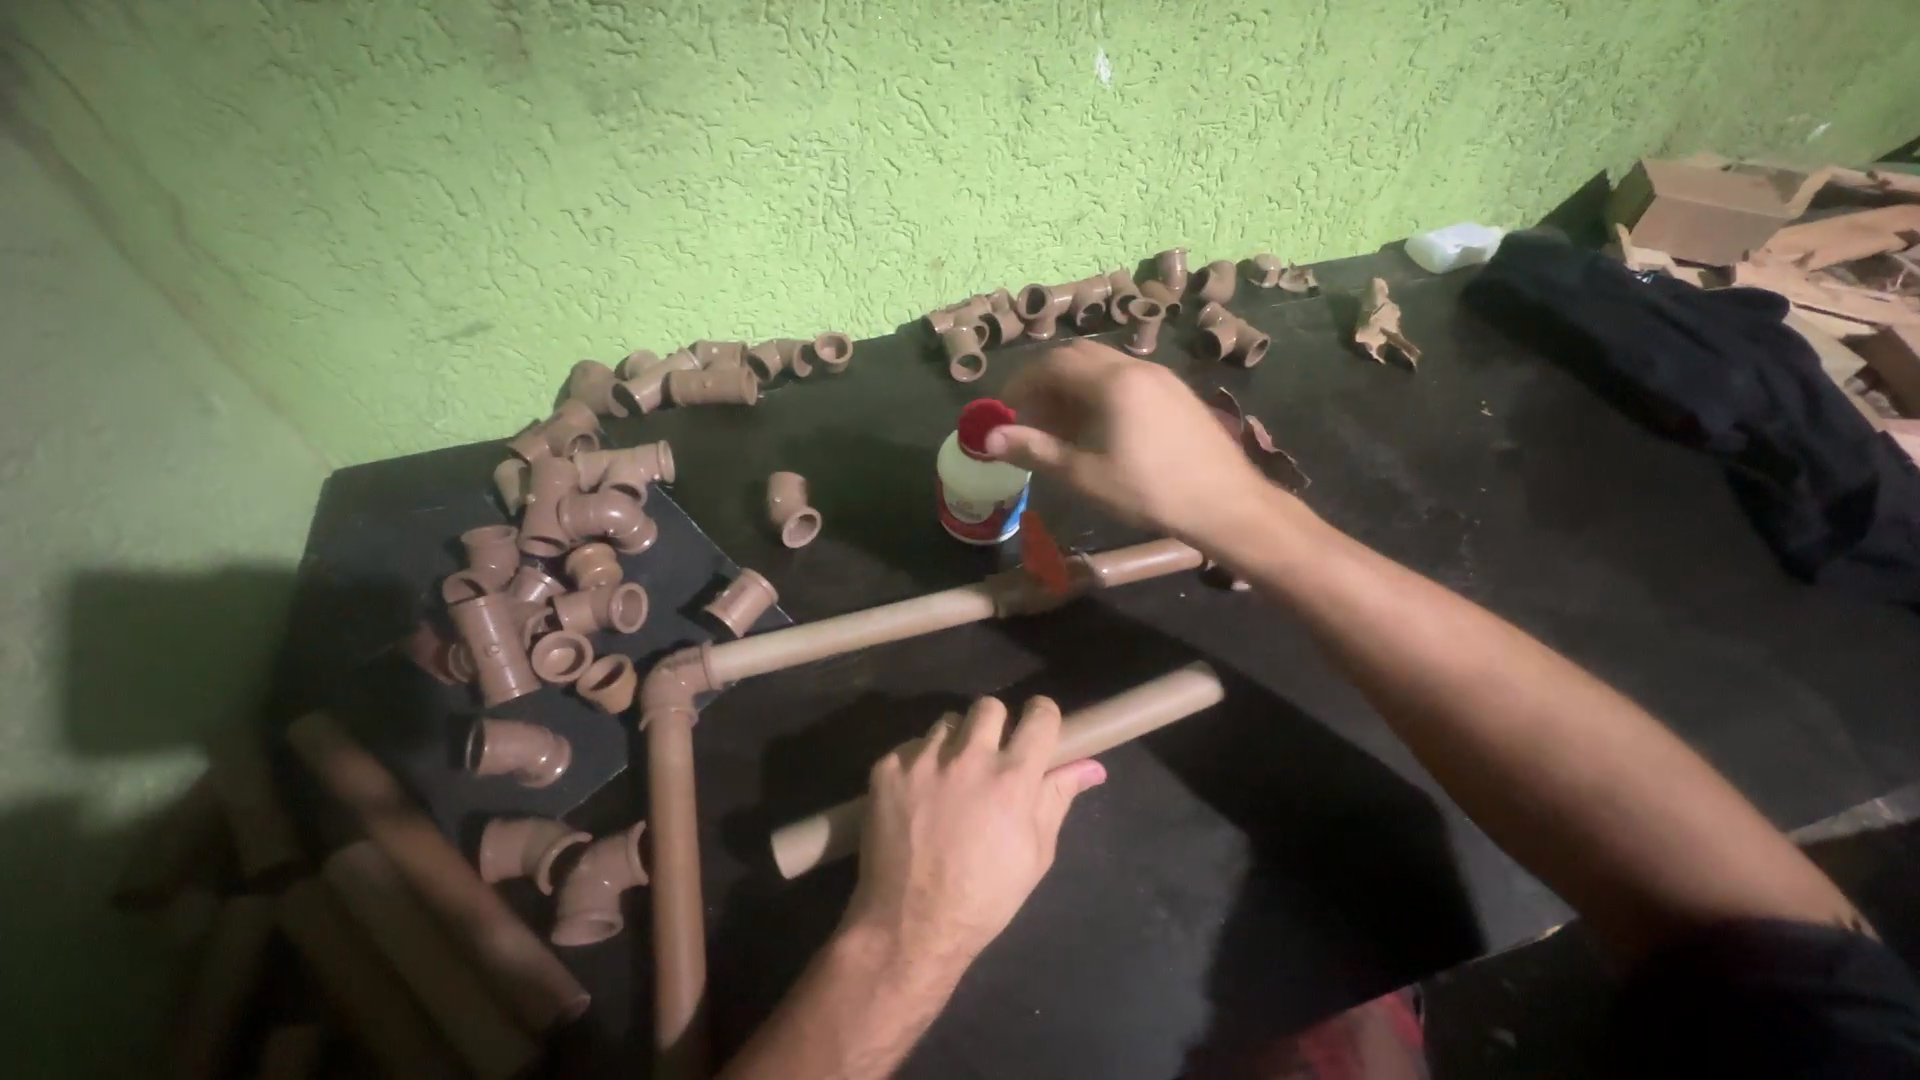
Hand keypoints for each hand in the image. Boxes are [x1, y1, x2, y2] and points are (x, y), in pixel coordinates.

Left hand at [840, 696, 1106, 976]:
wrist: (909, 926)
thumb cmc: (984, 898)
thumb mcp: (1035, 854)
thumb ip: (1057, 798)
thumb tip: (1091, 765)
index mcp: (1012, 778)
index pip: (1039, 715)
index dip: (1043, 718)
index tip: (1039, 731)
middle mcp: (968, 758)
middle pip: (989, 706)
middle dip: (996, 725)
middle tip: (992, 756)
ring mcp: (922, 760)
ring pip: (947, 723)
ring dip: (955, 744)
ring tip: (951, 780)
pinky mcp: (886, 769)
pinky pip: (911, 747)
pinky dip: (919, 765)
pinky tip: (919, 798)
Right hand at [984, 341, 1266, 539]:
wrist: (1225, 503)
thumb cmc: (1148, 491)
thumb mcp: (1083, 475)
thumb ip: (1034, 450)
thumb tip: (988, 439)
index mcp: (1111, 381)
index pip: (1052, 363)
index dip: (1021, 383)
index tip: (1005, 411)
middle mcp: (1136, 367)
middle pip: (1078, 357)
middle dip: (1046, 382)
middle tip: (1031, 418)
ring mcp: (1161, 376)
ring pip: (1104, 366)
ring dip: (1073, 387)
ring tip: (1062, 428)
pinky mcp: (1176, 392)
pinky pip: (1126, 378)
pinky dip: (1100, 392)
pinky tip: (1101, 429)